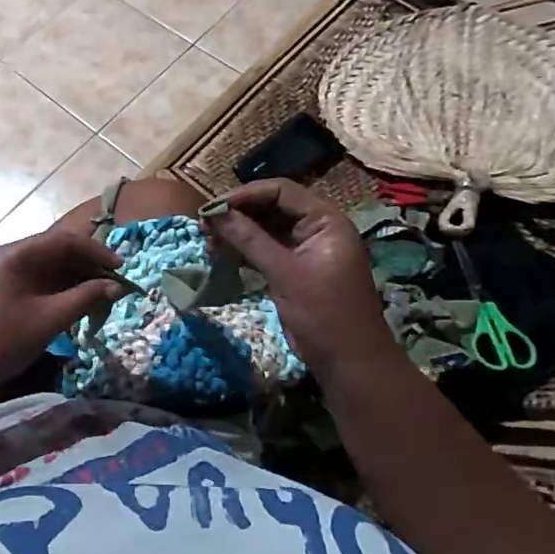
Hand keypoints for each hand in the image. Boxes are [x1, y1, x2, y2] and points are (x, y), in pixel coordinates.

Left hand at [0, 230, 128, 391]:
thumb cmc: (4, 341)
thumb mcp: (50, 319)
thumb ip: (85, 298)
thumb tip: (117, 287)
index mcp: (16, 255)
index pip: (64, 241)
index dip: (96, 251)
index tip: (120, 267)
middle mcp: (9, 255)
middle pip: (57, 250)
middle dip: (89, 264)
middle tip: (115, 281)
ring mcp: (6, 272)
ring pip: (51, 265)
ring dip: (78, 277)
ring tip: (103, 292)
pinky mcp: (6, 288)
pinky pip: (41, 279)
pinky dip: (63, 287)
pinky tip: (81, 300)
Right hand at [201, 180, 396, 373]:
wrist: (348, 361)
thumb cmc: (324, 312)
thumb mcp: (285, 273)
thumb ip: (250, 240)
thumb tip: (215, 213)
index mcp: (325, 220)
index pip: (281, 192)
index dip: (246, 195)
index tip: (214, 206)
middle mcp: (317, 229)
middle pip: (272, 208)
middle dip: (239, 214)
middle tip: (205, 224)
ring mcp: (305, 251)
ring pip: (266, 230)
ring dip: (238, 233)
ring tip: (209, 241)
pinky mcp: (295, 271)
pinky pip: (266, 251)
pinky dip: (245, 252)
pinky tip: (221, 256)